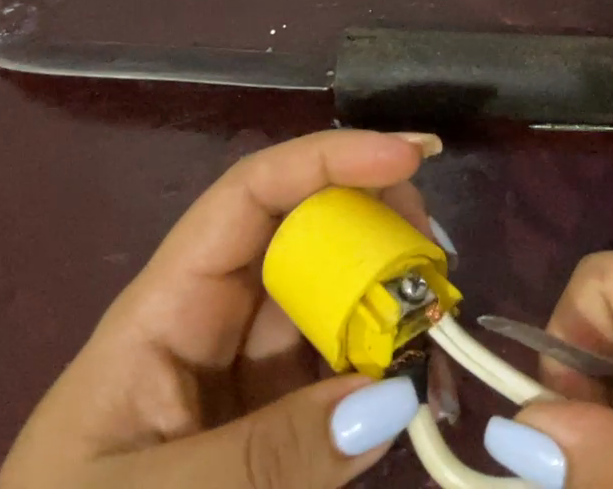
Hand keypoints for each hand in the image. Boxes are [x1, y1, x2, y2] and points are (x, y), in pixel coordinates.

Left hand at [0, 129, 444, 488]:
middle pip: (307, 238)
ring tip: (445, 325)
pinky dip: (389, 373)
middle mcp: (218, 324)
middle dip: (377, 222)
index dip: (327, 161)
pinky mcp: (279, 424)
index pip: (250, 197)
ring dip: (394, 302)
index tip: (410, 154)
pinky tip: (426, 385)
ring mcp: (253, 376)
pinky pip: (344, 376)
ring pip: (335, 304)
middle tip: (439, 254)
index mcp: (167, 310)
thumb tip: (391, 395)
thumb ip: (265, 458)